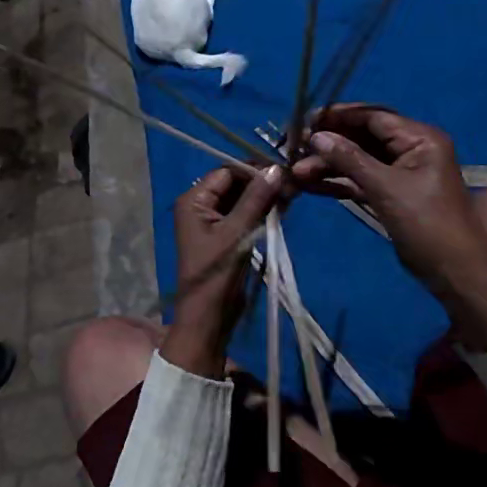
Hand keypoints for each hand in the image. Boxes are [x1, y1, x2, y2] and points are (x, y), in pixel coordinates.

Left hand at [162, 164, 283, 377]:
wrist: (209, 318)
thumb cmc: (216, 274)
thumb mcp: (237, 234)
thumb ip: (256, 199)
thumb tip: (277, 168)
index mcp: (193, 200)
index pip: (227, 171)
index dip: (255, 169)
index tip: (285, 171)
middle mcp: (199, 205)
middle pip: (234, 183)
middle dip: (262, 183)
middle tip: (294, 184)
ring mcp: (212, 221)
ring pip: (242, 199)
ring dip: (265, 197)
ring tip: (292, 195)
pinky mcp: (225, 235)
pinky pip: (244, 214)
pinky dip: (262, 211)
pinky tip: (283, 209)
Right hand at [289, 104, 486, 347]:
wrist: (454, 273)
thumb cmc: (426, 224)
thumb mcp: (386, 188)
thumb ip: (349, 159)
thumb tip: (315, 136)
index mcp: (420, 138)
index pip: (373, 116)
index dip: (337, 116)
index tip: (303, 121)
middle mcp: (411, 149)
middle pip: (362, 136)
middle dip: (328, 143)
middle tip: (294, 148)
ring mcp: (400, 172)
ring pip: (357, 159)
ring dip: (328, 164)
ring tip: (296, 171)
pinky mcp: (390, 193)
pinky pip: (359, 179)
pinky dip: (337, 181)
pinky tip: (309, 184)